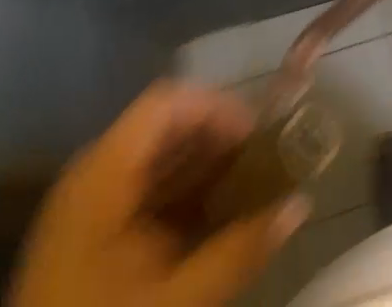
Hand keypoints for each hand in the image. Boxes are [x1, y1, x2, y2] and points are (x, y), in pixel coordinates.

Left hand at [11, 81, 309, 306]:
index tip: (261, 136)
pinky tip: (222, 222)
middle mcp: (95, 175)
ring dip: (210, 170)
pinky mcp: (95, 236)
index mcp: (104, 173)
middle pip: (166, 129)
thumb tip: (299, 206)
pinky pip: (149, 195)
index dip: (217, 108)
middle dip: (222, 141)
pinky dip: (188, 198)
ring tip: (256, 192)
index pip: (166, 103)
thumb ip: (238, 252)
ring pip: (160, 162)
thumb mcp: (176, 300)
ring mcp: (92, 207)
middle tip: (270, 164)